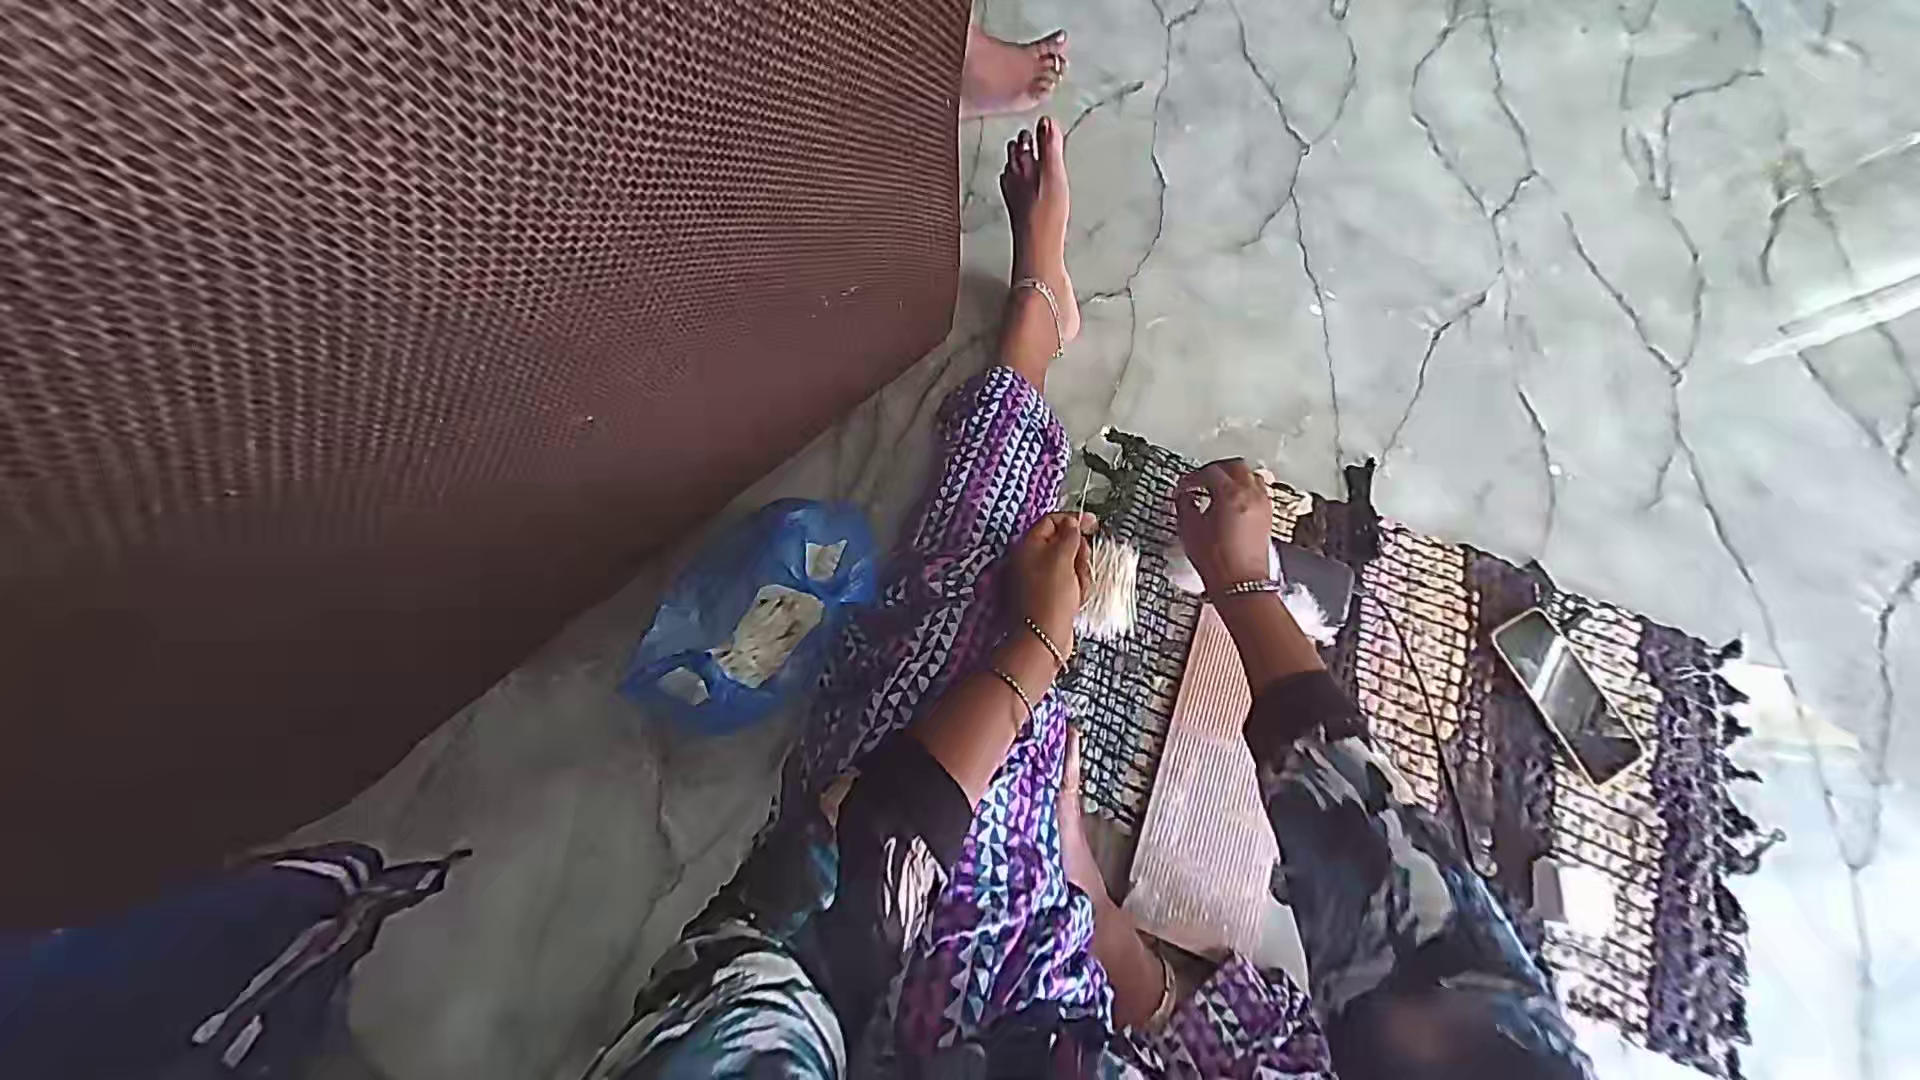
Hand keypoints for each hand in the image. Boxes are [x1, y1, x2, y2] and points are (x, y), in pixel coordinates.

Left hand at [1008, 510, 1093, 650]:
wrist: (1043, 637)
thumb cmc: (1050, 594)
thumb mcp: (1062, 558)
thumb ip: (1069, 535)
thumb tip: (1072, 522)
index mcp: (1027, 546)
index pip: (1050, 521)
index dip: (1072, 519)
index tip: (1093, 524)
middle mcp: (1029, 560)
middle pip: (1062, 543)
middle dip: (1078, 553)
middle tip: (1081, 564)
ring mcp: (1039, 580)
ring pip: (1069, 565)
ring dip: (1079, 574)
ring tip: (1078, 588)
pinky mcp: (1048, 596)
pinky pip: (1068, 584)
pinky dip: (1076, 589)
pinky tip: (1076, 599)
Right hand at [1174, 459, 1273, 592]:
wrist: (1240, 583)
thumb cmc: (1217, 560)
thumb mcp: (1190, 529)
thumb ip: (1185, 504)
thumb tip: (1184, 496)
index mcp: (1230, 494)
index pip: (1210, 472)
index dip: (1192, 477)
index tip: (1183, 486)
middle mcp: (1251, 494)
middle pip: (1234, 466)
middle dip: (1215, 469)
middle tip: (1199, 479)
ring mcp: (1262, 504)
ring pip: (1249, 475)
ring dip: (1231, 477)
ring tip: (1216, 488)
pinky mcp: (1267, 516)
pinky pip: (1257, 490)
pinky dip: (1243, 489)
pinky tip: (1230, 502)